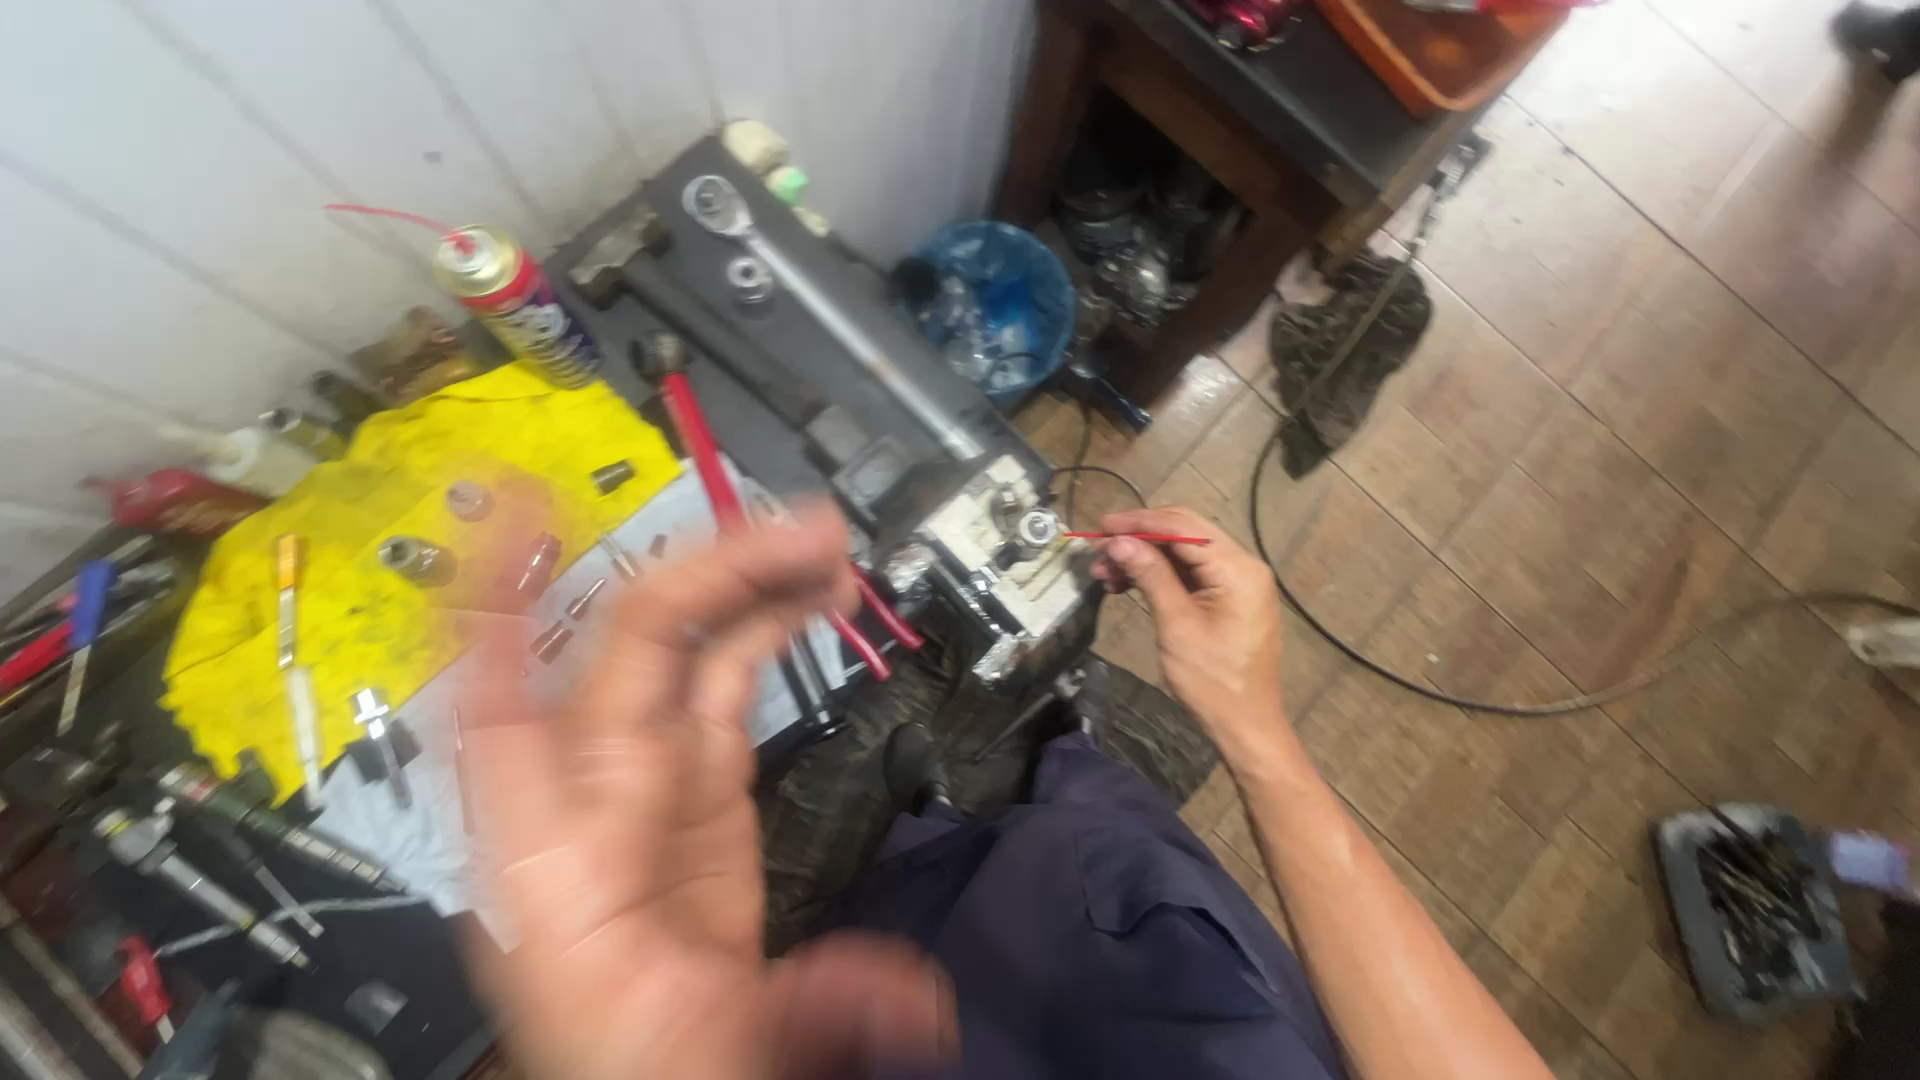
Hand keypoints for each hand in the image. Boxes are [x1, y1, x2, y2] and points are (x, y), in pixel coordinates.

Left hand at [459, 505, 954, 1079]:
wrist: (666, 1072)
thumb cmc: (638, 1061)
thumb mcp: (701, 1043)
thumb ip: (805, 999)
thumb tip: (912, 996)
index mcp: (559, 842)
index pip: (510, 692)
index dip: (503, 595)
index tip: (522, 510)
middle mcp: (596, 780)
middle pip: (641, 641)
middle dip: (719, 567)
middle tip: (805, 528)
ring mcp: (654, 763)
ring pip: (694, 641)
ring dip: (753, 581)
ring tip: (822, 544)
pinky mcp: (702, 767)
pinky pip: (726, 672)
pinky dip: (765, 622)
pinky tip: (809, 591)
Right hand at [1091, 507, 1289, 749]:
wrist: (1245, 724)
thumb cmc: (1211, 680)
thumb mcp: (1176, 624)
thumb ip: (1150, 575)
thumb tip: (1120, 541)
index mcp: (1237, 568)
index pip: (1183, 527)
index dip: (1139, 522)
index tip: (1100, 526)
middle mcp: (1242, 565)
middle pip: (1184, 532)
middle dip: (1138, 536)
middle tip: (1099, 547)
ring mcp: (1236, 580)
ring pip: (1182, 552)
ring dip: (1143, 557)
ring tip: (1104, 573)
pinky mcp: (1227, 596)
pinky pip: (1189, 572)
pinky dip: (1157, 574)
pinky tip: (1126, 583)